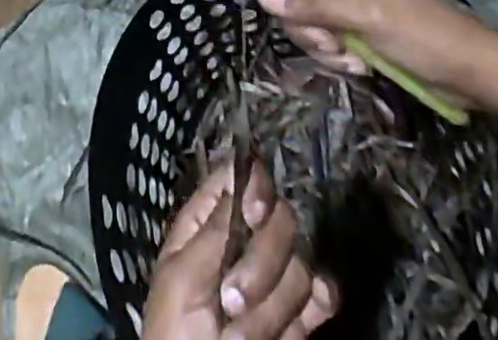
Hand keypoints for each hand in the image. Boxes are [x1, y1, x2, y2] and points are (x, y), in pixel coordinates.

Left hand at [142, 161, 336, 339]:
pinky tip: (311, 315)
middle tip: (231, 301)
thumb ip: (214, 230)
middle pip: (278, 219)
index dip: (254, 186)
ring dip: (273, 306)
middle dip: (261, 264)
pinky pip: (324, 293)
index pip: (240, 178)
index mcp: (207, 224)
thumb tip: (240, 173)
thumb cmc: (174, 336)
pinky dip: (320, 302)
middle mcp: (243, 241)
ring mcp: (272, 279)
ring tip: (238, 338)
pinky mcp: (297, 316)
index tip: (254, 214)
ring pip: (299, 264)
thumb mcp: (181, 280)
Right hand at [204, 0, 495, 103]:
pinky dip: (336, 56)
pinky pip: (321, 39)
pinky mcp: (352, 25)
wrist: (471, 73)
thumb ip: (310, 2)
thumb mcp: (365, 18)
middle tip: (337, 42)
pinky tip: (363, 63)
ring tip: (357, 56)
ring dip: (325, 46)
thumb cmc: (422, 34)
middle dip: (309, 26)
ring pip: (303, 22)